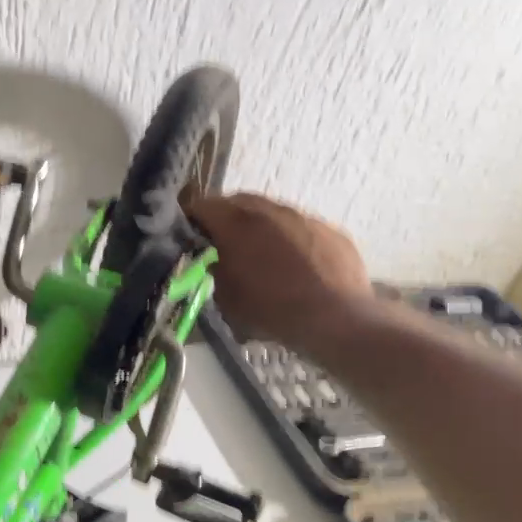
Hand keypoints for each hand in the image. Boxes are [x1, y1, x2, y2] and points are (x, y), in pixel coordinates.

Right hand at [185, 192, 374, 357]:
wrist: (334, 320)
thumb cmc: (270, 311)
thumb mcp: (226, 298)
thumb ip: (216, 271)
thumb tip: (217, 260)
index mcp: (237, 225)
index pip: (203, 206)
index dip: (191, 217)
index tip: (186, 231)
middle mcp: (271, 211)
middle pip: (239, 200)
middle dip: (226, 215)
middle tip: (220, 238)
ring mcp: (305, 217)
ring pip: (273, 211)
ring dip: (260, 225)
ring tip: (259, 251)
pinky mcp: (331, 230)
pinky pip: (301, 227)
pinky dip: (289, 238)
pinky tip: (293, 263)